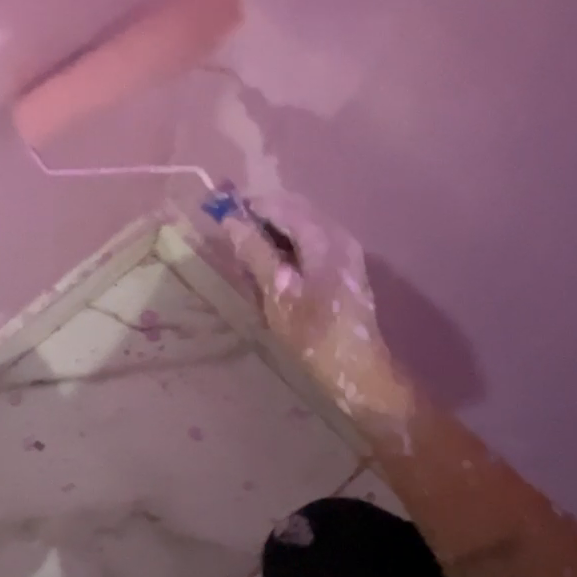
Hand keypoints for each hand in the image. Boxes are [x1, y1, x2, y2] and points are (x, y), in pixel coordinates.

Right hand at [218, 192, 417, 430]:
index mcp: (323, 238)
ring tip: (248, 257)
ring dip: (271, 232)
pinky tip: (271, 267)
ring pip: (299, 223)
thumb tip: (230, 220)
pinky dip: (286, 244)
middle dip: (259, 218)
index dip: (246, 206)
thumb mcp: (276, 295)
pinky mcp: (343, 263)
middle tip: (231, 240)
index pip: (278, 204)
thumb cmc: (314, 336)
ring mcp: (344, 248)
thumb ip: (254, 252)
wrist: (359, 372)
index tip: (218, 216)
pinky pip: (309, 239)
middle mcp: (337, 234)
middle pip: (290, 208)